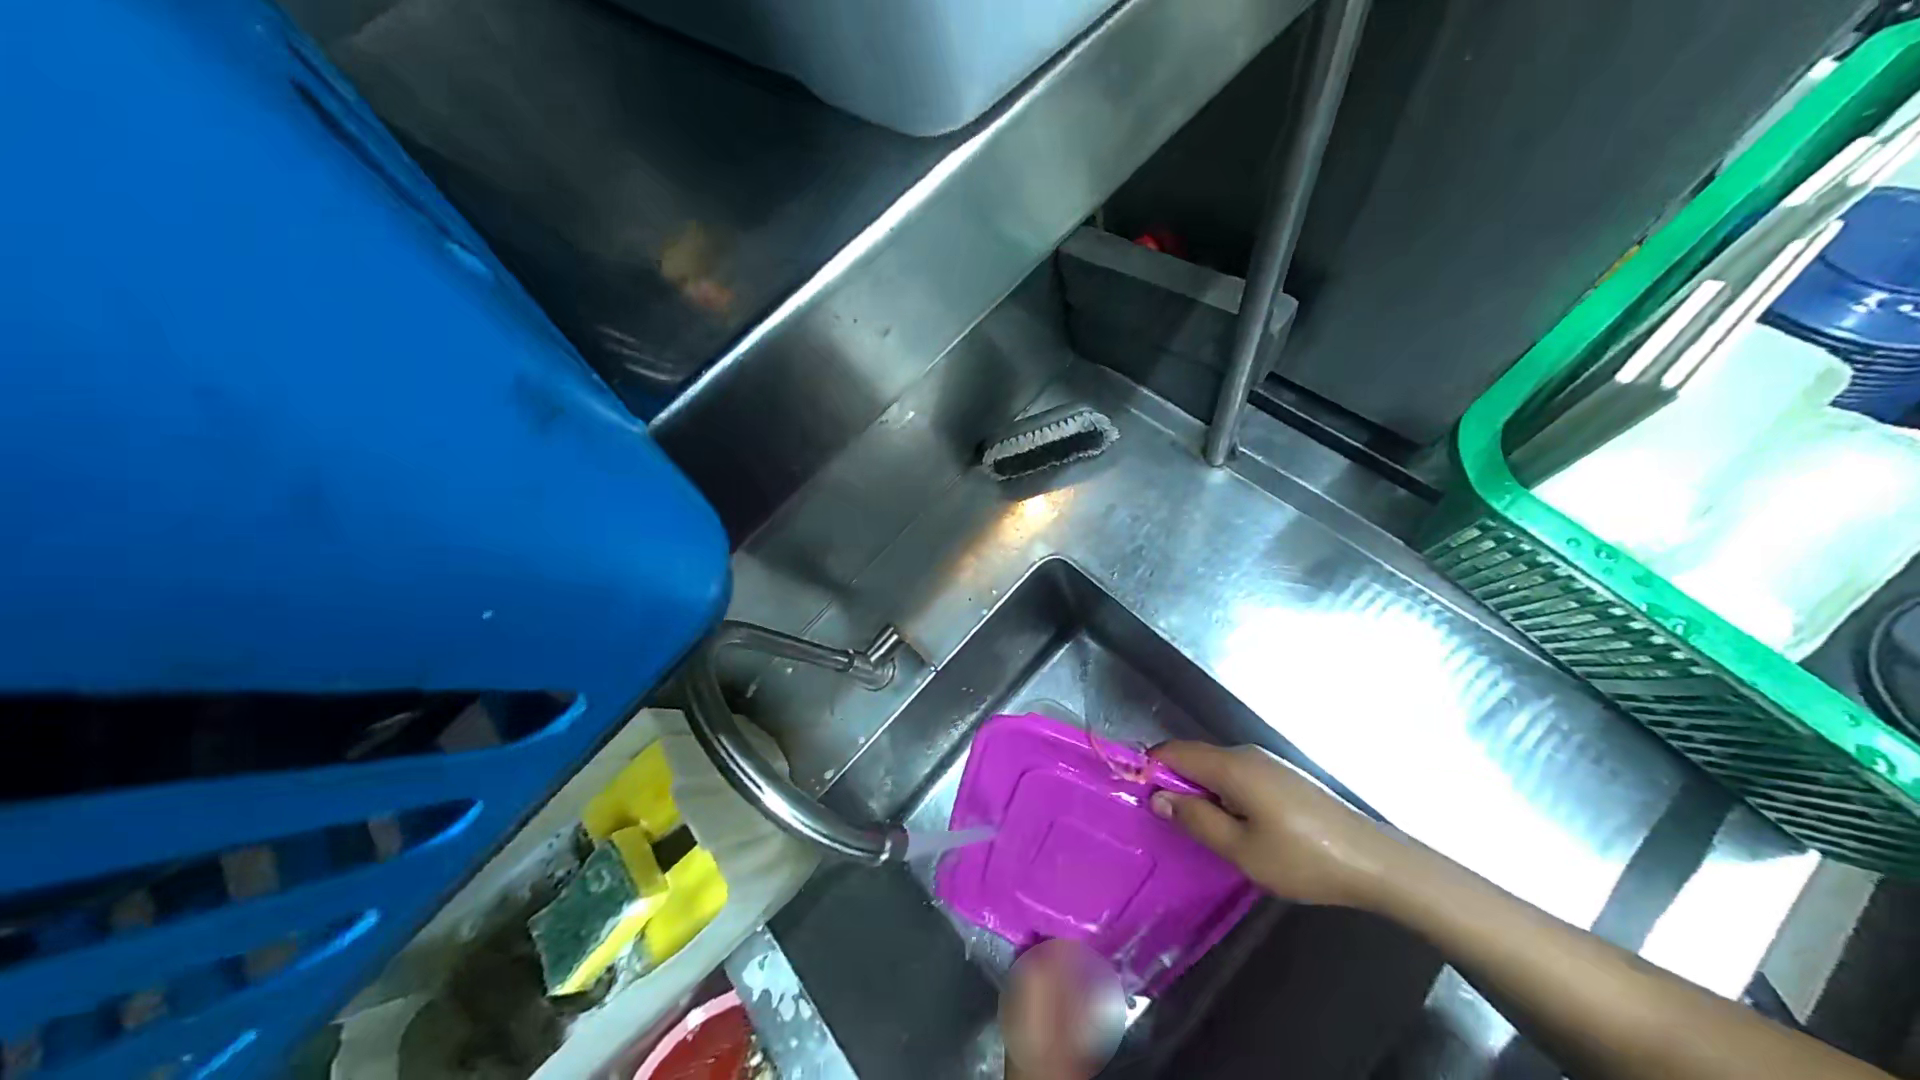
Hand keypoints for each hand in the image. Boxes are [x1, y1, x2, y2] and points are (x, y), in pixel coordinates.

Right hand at [1149, 741, 1407, 910]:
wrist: (1375, 862)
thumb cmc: (1302, 858)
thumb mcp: (1240, 849)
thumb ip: (1196, 819)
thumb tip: (1158, 797)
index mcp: (1231, 766)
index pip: (1174, 751)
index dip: (1150, 768)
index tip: (1139, 797)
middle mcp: (1246, 754)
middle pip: (1194, 756)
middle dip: (1173, 781)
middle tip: (1169, 821)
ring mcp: (1267, 763)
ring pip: (1216, 767)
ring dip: (1199, 789)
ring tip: (1200, 827)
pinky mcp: (1282, 777)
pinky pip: (1236, 774)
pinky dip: (1222, 792)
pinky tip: (1234, 823)